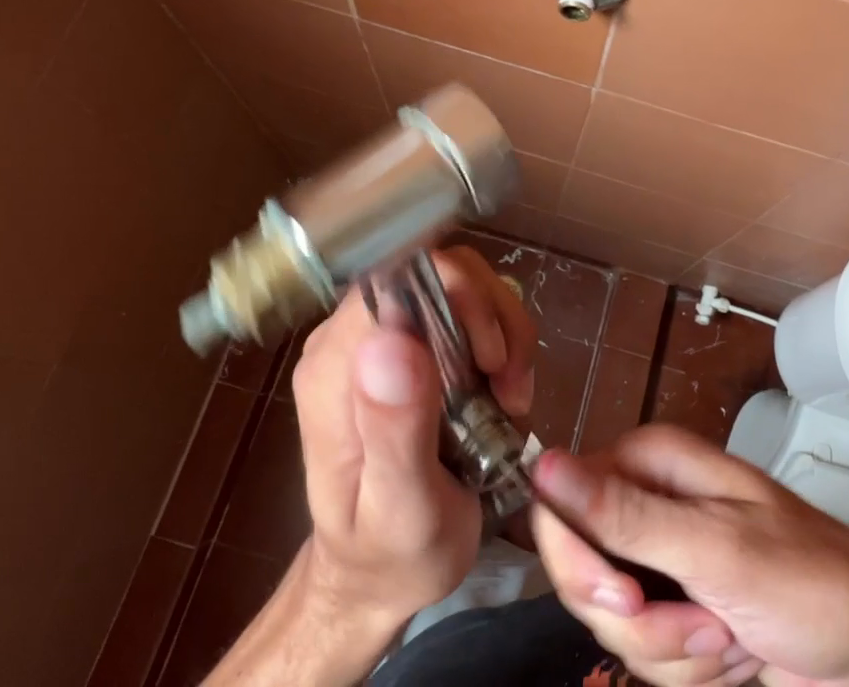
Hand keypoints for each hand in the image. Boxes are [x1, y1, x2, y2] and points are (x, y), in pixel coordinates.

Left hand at [292, 245, 536, 628]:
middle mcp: (352, 341)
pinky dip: (503, 342)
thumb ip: (394, 430)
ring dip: (504, 332)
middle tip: (511, 387)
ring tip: (513, 398)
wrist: (379, 575)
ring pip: (460, 284)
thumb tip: (393, 340)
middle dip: (491, 318)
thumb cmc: (389, 554)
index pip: (396, 279)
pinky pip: (469, 312)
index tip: (490, 363)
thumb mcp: (399, 509)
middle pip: (435, 272)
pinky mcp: (412, 351)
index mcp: (335, 370)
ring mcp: (383, 342)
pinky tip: (506, 394)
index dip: (457, 298)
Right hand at [530, 425, 848, 686]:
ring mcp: (662, 562)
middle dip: (642, 621)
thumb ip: (624, 514)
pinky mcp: (676, 610)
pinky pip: (645, 652)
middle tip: (704, 625)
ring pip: (614, 624)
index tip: (626, 599)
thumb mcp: (717, 548)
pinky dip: (692, 668)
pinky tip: (738, 649)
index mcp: (651, 465)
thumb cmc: (814, 584)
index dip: (579, 563)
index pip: (561, 506)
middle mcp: (647, 505)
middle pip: (583, 574)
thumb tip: (543, 463)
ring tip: (733, 635)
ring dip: (677, 651)